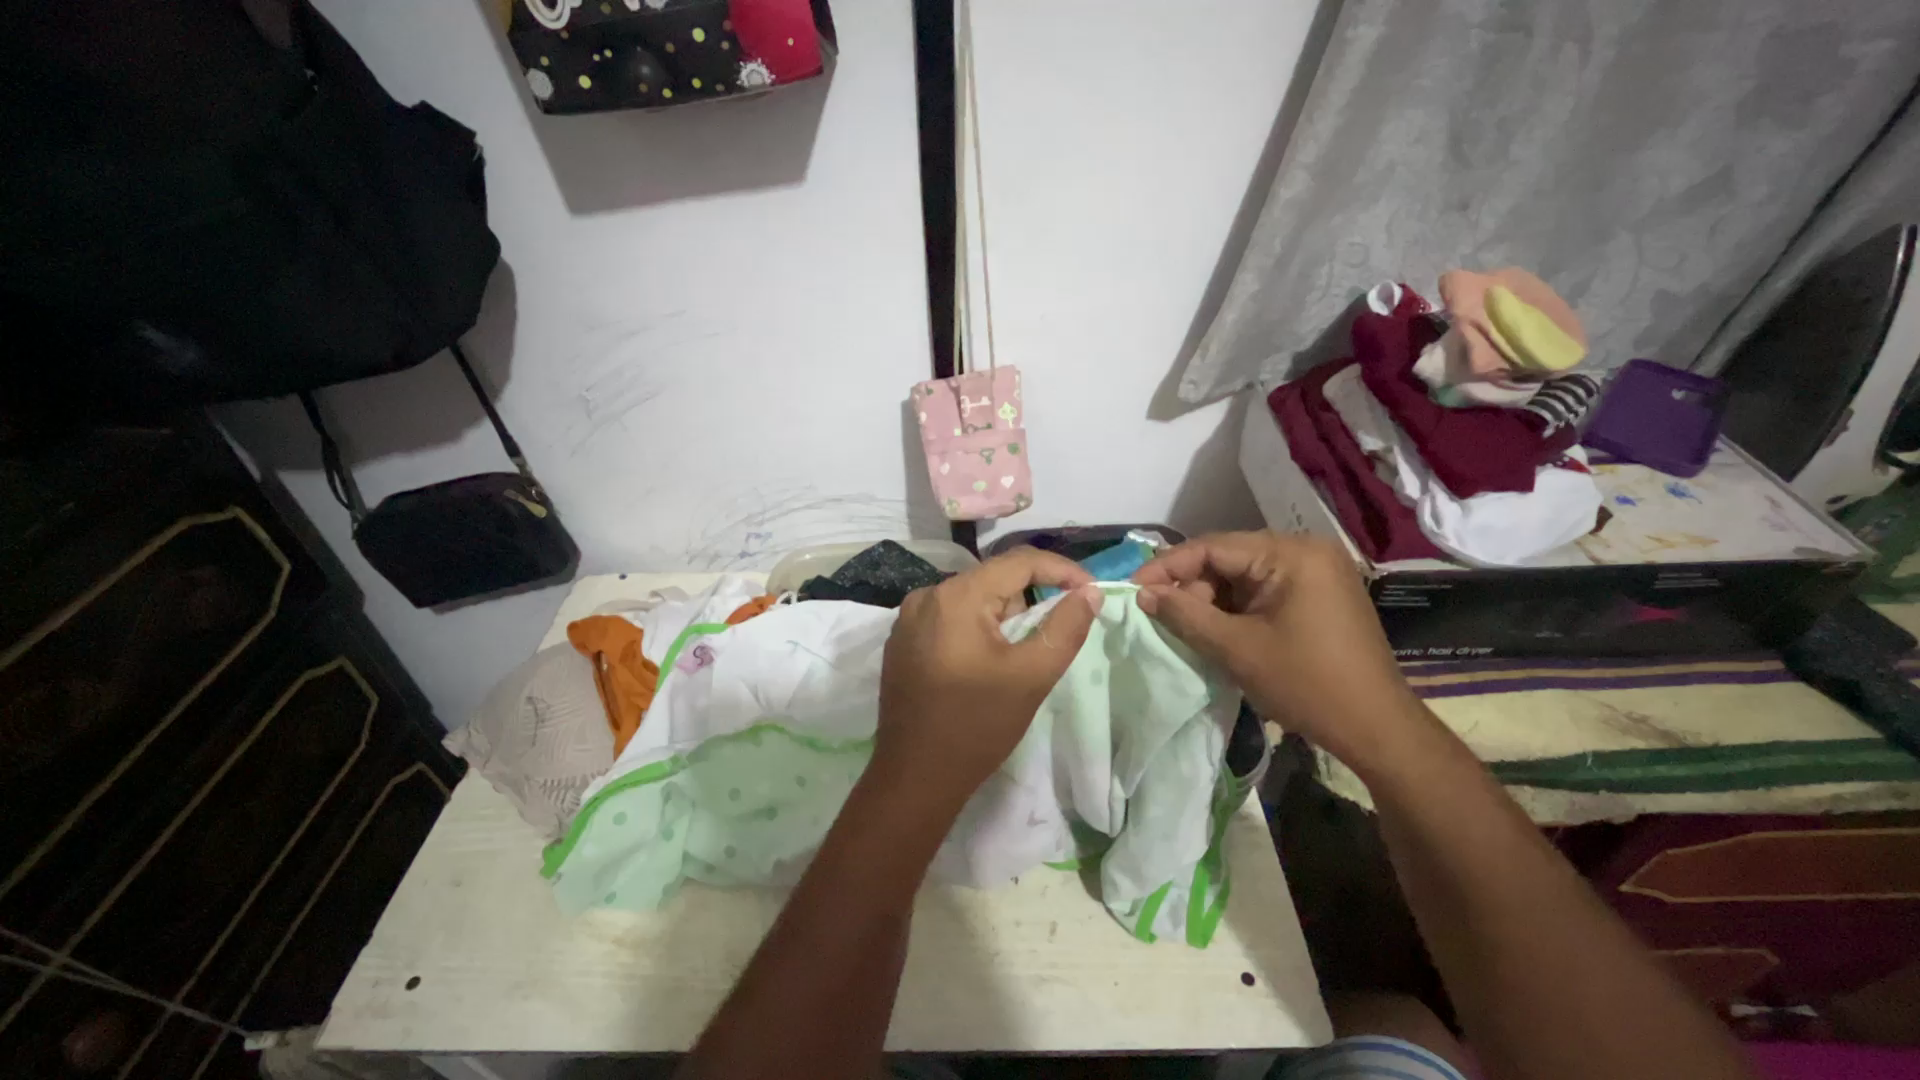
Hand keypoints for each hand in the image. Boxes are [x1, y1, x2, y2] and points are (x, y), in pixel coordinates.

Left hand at [875, 549, 1102, 810]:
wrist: (916, 777)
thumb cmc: (978, 725)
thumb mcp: (1032, 675)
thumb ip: (1065, 627)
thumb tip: (1089, 592)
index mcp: (956, 596)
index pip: (1020, 562)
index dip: (1063, 571)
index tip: (1092, 593)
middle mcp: (926, 596)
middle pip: (994, 580)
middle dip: (1031, 600)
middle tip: (1054, 635)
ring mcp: (908, 620)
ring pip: (973, 600)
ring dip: (1004, 618)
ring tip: (1020, 658)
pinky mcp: (902, 643)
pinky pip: (950, 620)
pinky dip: (976, 630)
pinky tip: (985, 666)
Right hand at [1132, 530, 1426, 764]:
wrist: (1376, 727)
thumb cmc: (1306, 684)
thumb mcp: (1236, 649)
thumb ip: (1185, 614)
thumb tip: (1144, 593)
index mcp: (1291, 553)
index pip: (1213, 546)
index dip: (1167, 567)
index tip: (1131, 588)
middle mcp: (1306, 551)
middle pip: (1229, 558)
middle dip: (1191, 587)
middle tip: (1162, 618)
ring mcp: (1317, 573)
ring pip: (1244, 576)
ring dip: (1212, 601)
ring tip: (1188, 630)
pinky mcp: (1319, 596)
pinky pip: (1264, 591)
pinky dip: (1237, 610)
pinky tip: (1218, 633)